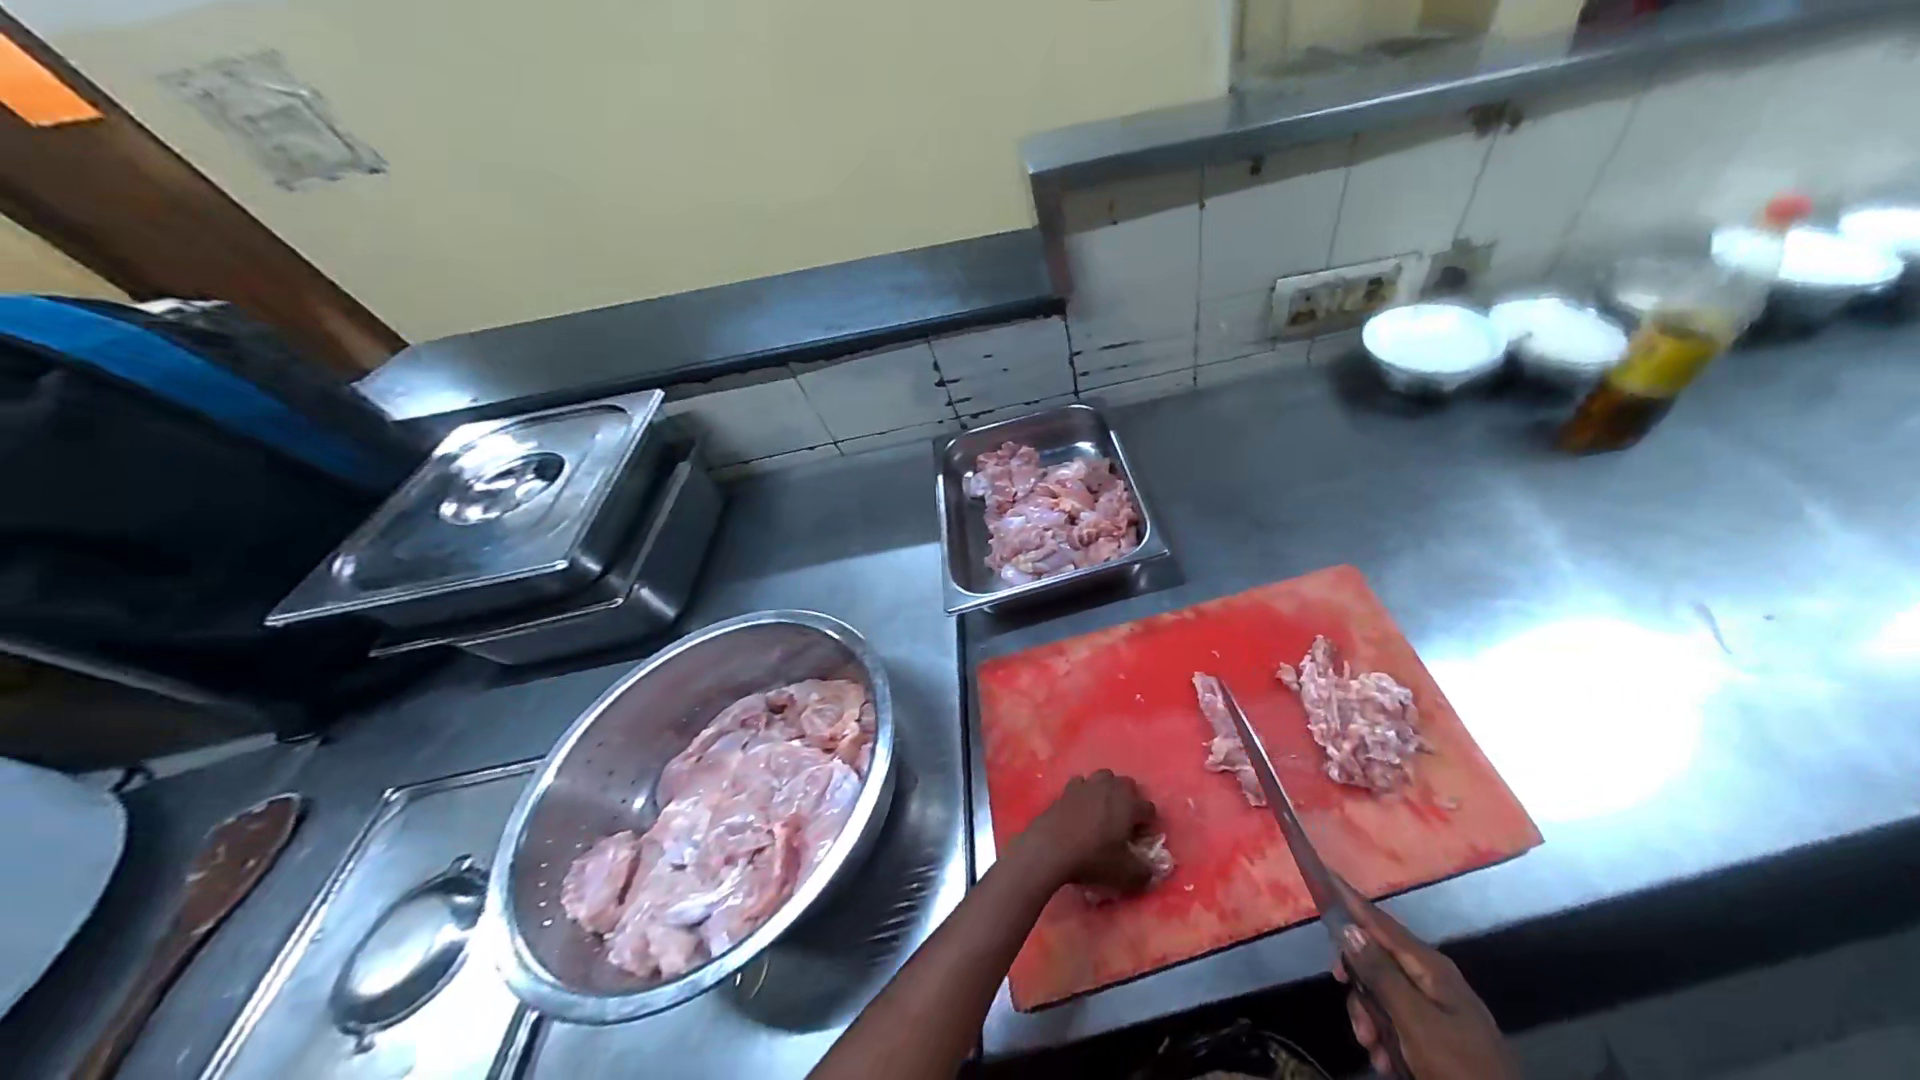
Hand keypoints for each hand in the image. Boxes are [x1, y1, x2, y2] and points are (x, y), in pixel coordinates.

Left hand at [1012, 770, 1158, 893]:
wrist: (1051, 847)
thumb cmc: (1093, 858)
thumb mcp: (1124, 873)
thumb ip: (1144, 871)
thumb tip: (1151, 870)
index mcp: (1129, 806)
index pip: (1148, 808)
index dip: (1147, 823)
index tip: (1140, 837)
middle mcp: (1110, 789)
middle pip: (1127, 784)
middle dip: (1130, 798)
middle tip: (1124, 819)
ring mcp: (1087, 785)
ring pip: (1104, 776)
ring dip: (1108, 788)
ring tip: (1104, 807)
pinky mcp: (1067, 789)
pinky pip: (1081, 782)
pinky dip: (1084, 790)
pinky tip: (1080, 805)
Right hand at [1331, 881, 1518, 1079]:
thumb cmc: (1460, 1069)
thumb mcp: (1415, 1022)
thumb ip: (1380, 973)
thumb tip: (1348, 927)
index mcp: (1430, 967)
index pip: (1380, 921)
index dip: (1350, 899)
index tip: (1323, 874)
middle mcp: (1430, 978)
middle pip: (1374, 960)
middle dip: (1358, 988)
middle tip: (1356, 1019)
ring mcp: (1434, 1005)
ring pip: (1380, 993)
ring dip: (1369, 1019)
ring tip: (1373, 1050)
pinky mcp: (1435, 1031)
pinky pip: (1394, 1019)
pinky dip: (1383, 1037)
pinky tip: (1385, 1060)